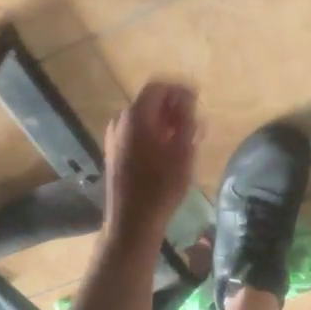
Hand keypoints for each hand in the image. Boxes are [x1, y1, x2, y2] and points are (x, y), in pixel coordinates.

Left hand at [103, 82, 198, 245]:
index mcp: (136, 117)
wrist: (132, 222)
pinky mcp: (113, 154)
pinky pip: (135, 134)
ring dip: (164, 123)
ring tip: (184, 139)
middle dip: (173, 108)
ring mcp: (114, 138)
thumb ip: (186, 122)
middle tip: (194, 122)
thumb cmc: (161, 187)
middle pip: (149, 102)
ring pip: (143, 119)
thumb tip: (188, 102)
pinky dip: (152, 135)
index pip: (158, 87)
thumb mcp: (183, 152)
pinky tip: (167, 152)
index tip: (197, 99)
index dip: (179, 89)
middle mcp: (120, 122)